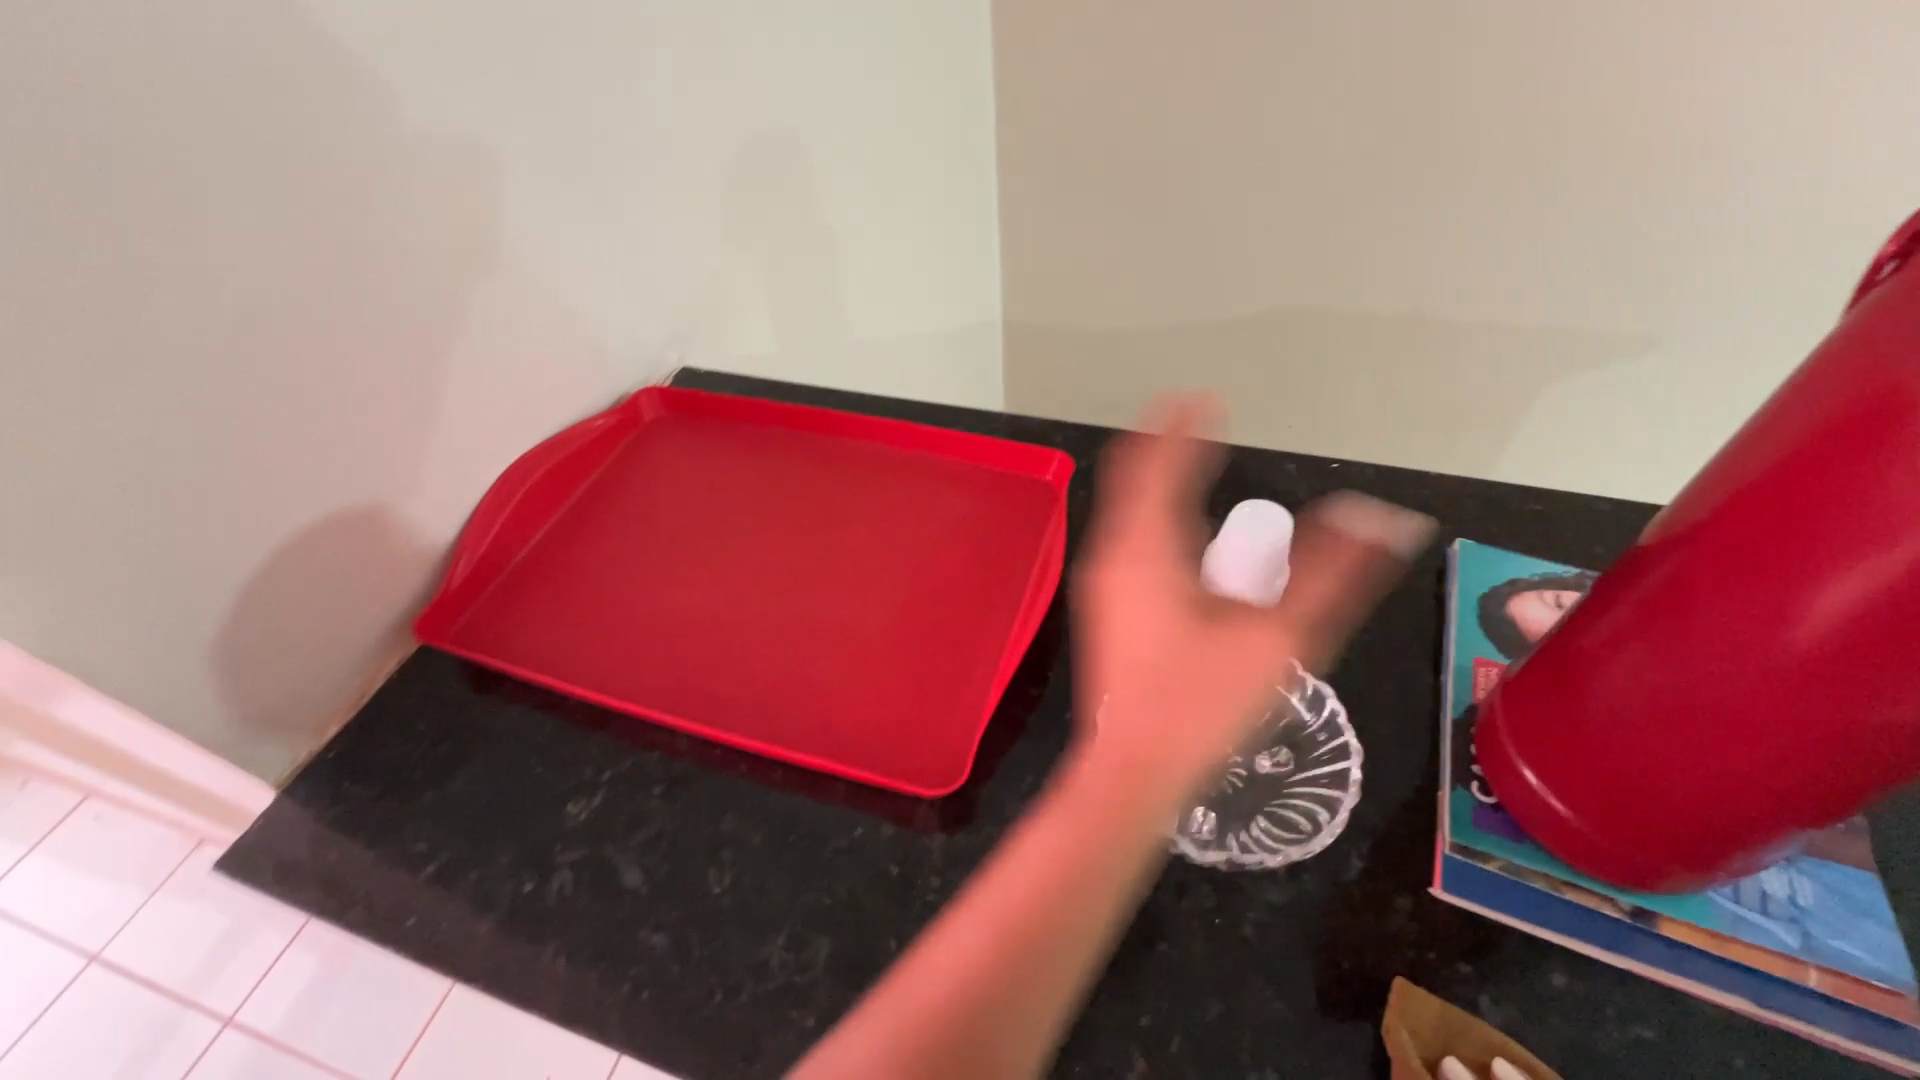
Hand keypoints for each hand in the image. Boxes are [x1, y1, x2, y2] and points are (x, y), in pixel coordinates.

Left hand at [1070, 397, 1434, 803]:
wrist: (1132, 769)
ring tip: (1188, 460)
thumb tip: (1385, 517)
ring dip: (1154, 479)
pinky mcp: (1104, 609)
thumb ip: (1332, 573)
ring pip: (1124, 510)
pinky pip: (1123, 539)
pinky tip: (1175, 531)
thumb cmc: (1200, 705)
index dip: (1182, 427)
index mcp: (1148, 549)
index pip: (1160, 464)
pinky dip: (1148, 514)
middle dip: (1165, 445)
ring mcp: (1101, 584)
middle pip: (1133, 479)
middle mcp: (1113, 556)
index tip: (1203, 398)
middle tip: (1195, 420)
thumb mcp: (1279, 639)